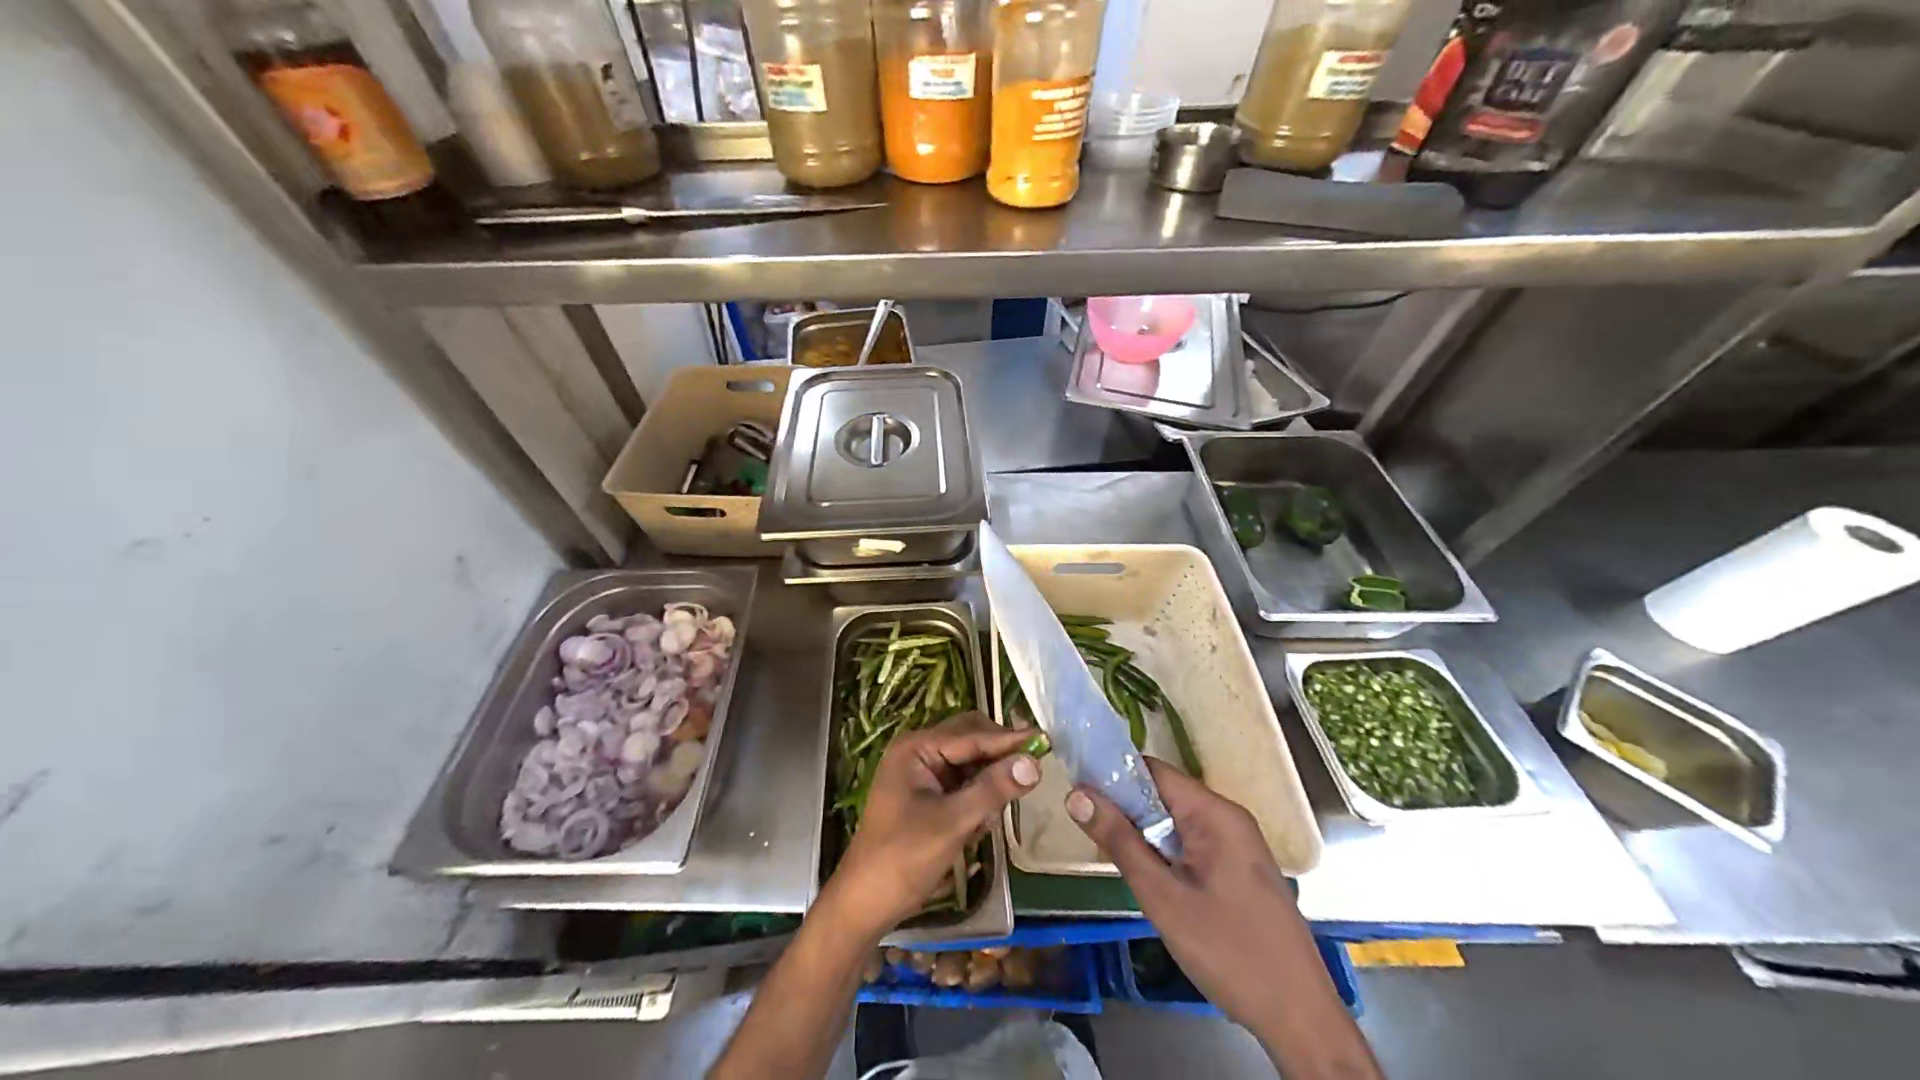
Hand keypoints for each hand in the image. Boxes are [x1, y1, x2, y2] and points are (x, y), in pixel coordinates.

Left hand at [823, 712, 1039, 938]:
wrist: (864, 904)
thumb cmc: (903, 859)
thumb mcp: (953, 823)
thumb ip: (993, 790)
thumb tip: (1034, 763)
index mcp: (916, 748)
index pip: (972, 735)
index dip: (1009, 739)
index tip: (1046, 740)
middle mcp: (918, 752)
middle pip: (970, 739)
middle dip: (999, 755)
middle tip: (1033, 768)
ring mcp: (922, 774)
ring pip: (970, 761)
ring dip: (989, 778)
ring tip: (1009, 798)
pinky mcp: (927, 796)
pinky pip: (963, 783)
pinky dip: (978, 795)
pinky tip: (986, 818)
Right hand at [1066, 758, 1327, 1036]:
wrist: (1300, 1017)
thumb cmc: (1229, 952)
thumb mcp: (1163, 896)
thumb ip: (1119, 841)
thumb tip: (1077, 795)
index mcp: (1215, 813)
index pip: (1153, 771)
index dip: (1112, 775)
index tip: (1078, 791)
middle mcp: (1229, 818)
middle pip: (1164, 794)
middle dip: (1125, 809)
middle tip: (1090, 833)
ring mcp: (1238, 845)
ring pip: (1175, 822)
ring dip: (1143, 834)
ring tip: (1113, 857)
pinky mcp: (1239, 870)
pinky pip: (1191, 844)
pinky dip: (1164, 852)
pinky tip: (1149, 879)